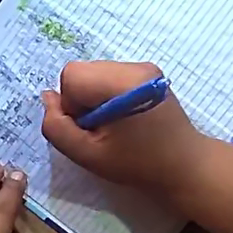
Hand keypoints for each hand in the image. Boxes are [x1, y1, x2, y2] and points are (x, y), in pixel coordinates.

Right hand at [40, 61, 213, 195]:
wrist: (185, 165)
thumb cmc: (137, 164)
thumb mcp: (89, 155)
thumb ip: (58, 128)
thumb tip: (47, 98)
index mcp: (121, 83)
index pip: (71, 76)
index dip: (71, 105)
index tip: (89, 130)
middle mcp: (134, 66)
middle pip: (83, 71)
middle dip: (81, 100)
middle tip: (100, 130)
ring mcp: (145, 66)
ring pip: (96, 73)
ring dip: (94, 98)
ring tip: (114, 125)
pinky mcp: (150, 73)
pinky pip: (112, 76)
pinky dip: (109, 95)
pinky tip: (125, 118)